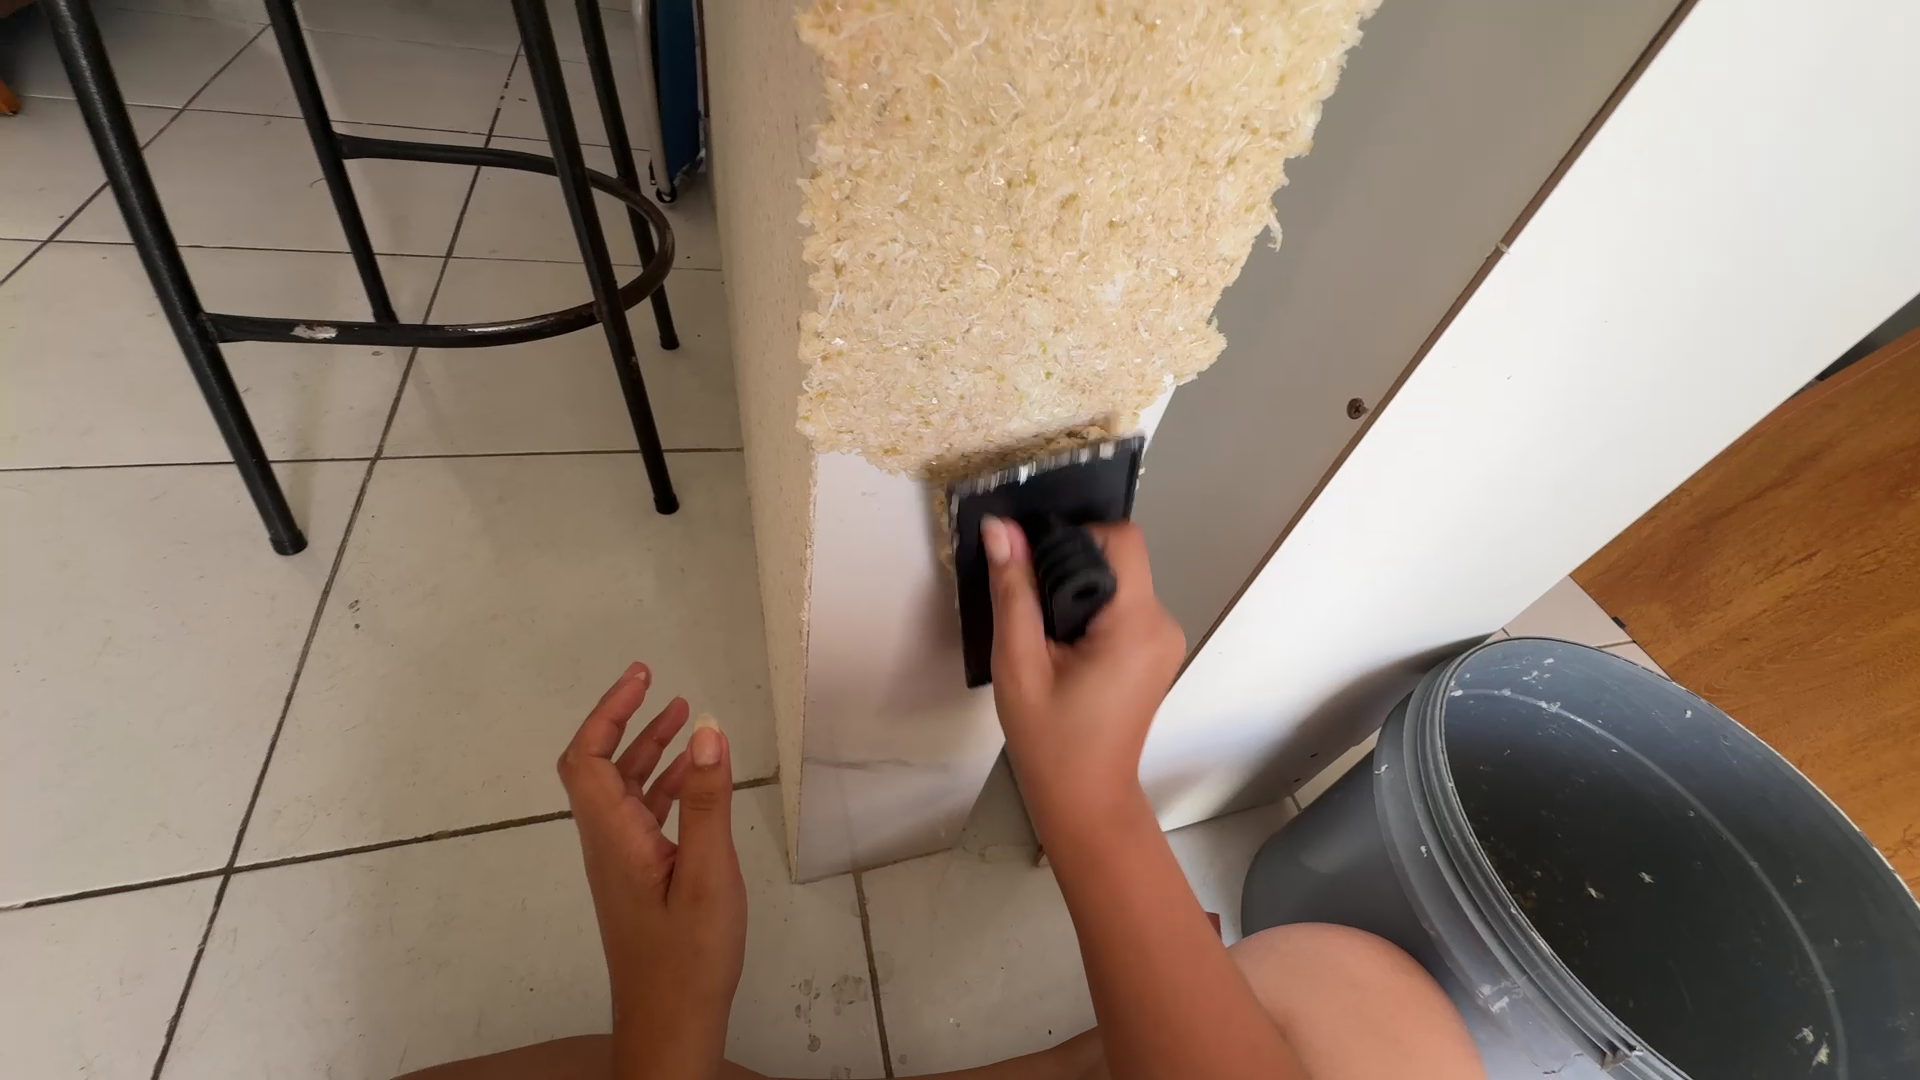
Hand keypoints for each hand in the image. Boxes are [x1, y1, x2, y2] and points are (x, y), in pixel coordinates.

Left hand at [556, 663, 745, 1079]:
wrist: (672, 1024)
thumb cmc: (689, 953)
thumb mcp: (707, 872)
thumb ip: (706, 800)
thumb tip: (707, 729)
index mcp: (614, 837)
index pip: (587, 760)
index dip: (607, 713)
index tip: (641, 678)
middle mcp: (608, 843)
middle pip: (599, 768)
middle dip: (626, 720)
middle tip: (658, 683)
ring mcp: (622, 861)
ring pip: (624, 789)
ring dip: (649, 748)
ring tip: (686, 715)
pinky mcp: (640, 875)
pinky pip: (644, 814)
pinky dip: (666, 782)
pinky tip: (695, 776)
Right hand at [983, 518, 1185, 830]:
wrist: (1084, 798)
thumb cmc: (1050, 738)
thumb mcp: (1018, 662)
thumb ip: (1013, 590)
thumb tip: (1001, 528)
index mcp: (1136, 624)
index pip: (1120, 539)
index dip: (1075, 538)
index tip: (1036, 568)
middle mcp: (1163, 624)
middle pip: (1118, 559)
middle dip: (1071, 569)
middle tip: (1031, 606)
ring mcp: (1164, 639)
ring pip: (1118, 582)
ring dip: (1078, 592)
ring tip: (1044, 634)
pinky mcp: (1155, 652)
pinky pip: (1122, 606)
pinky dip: (1090, 611)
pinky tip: (1063, 646)